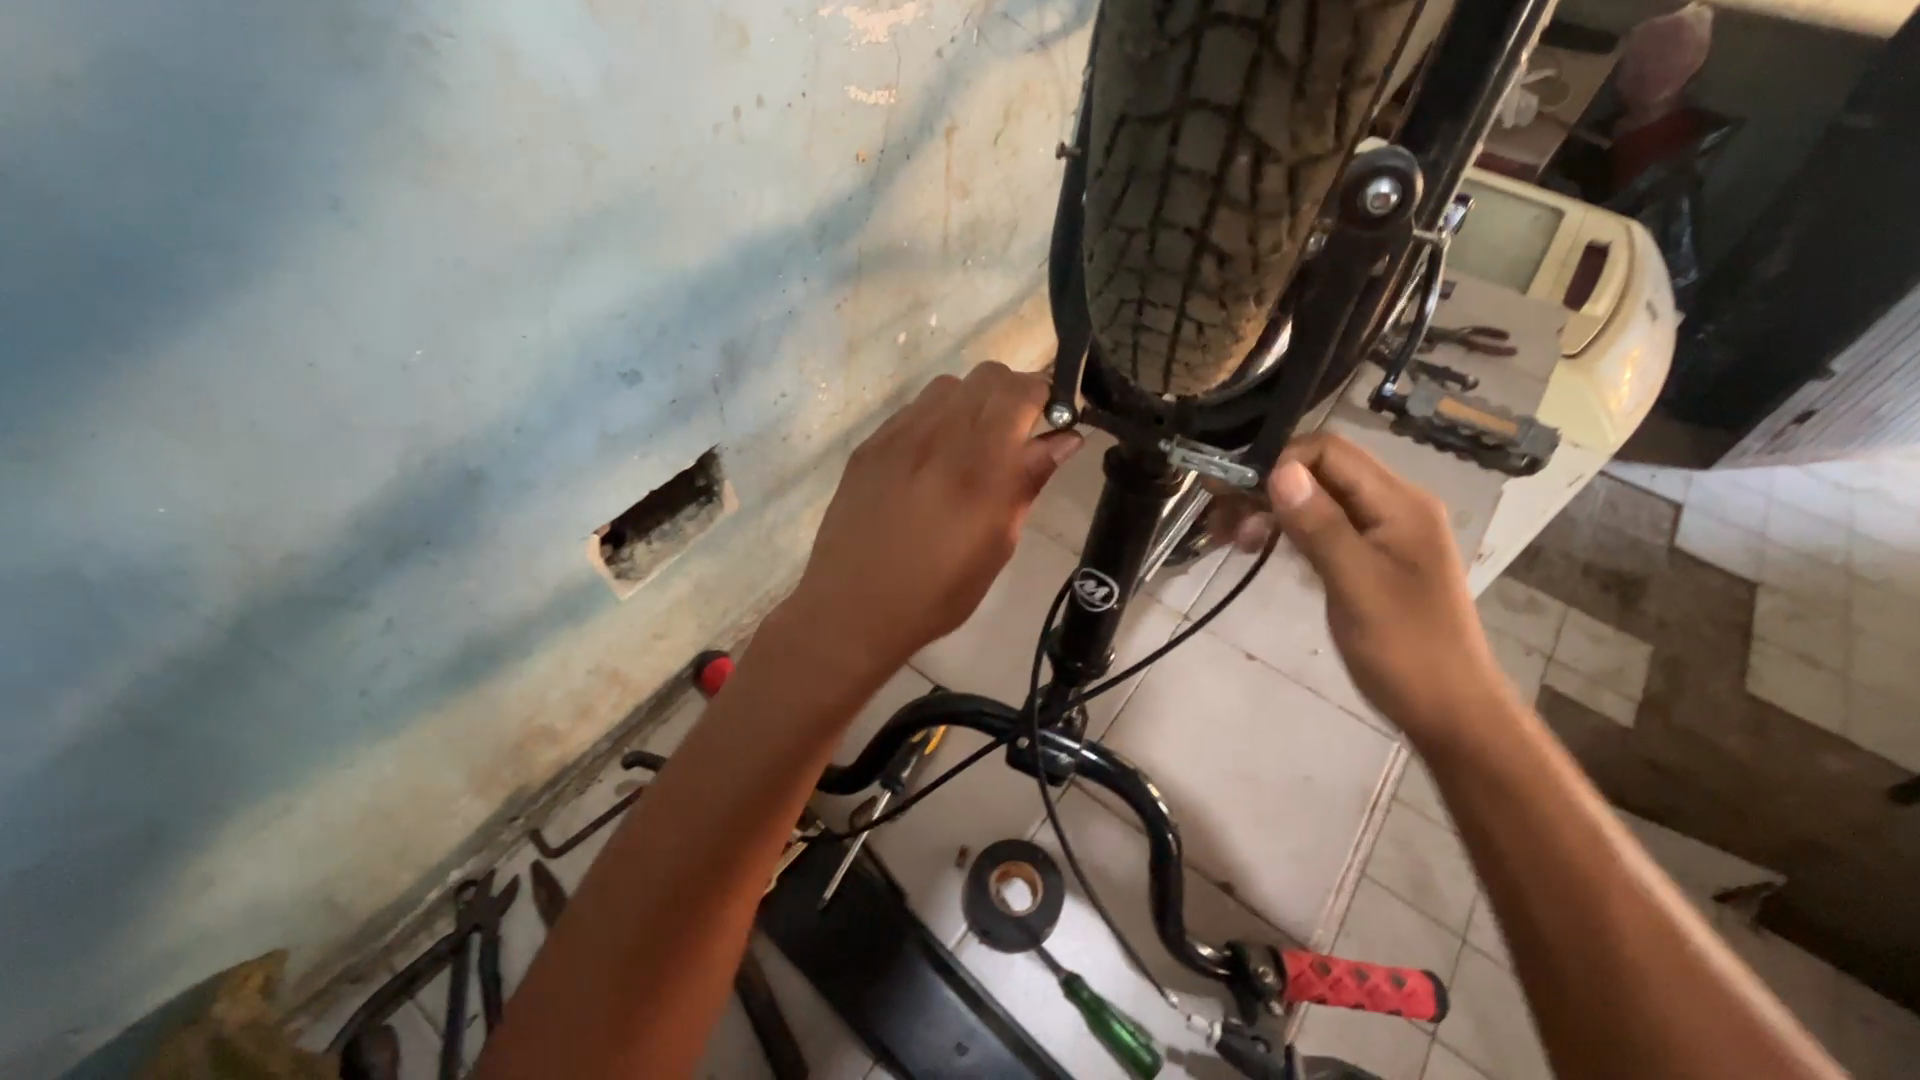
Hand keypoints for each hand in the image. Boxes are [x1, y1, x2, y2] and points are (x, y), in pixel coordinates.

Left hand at [785, 362, 1081, 672]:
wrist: (852, 608)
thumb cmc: (938, 592)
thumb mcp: (998, 544)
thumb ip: (1029, 481)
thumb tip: (1065, 439)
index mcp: (980, 467)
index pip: (1023, 392)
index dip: (1048, 397)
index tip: (1055, 422)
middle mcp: (939, 437)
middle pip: (990, 375)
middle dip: (1015, 394)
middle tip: (1019, 434)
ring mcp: (898, 436)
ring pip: (951, 385)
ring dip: (974, 402)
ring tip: (973, 445)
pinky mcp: (870, 444)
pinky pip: (915, 408)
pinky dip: (938, 418)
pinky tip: (934, 458)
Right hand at [1211, 433, 1518, 744]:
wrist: (1449, 709)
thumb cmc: (1405, 649)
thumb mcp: (1356, 584)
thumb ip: (1319, 525)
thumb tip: (1279, 471)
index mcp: (1399, 503)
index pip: (1330, 451)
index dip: (1278, 463)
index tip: (1235, 496)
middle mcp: (1394, 506)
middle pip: (1321, 472)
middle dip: (1267, 487)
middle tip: (1220, 521)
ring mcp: (1384, 534)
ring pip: (1318, 500)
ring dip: (1273, 511)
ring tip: (1235, 539)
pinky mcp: (1372, 559)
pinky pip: (1325, 528)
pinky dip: (1290, 532)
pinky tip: (1263, 550)